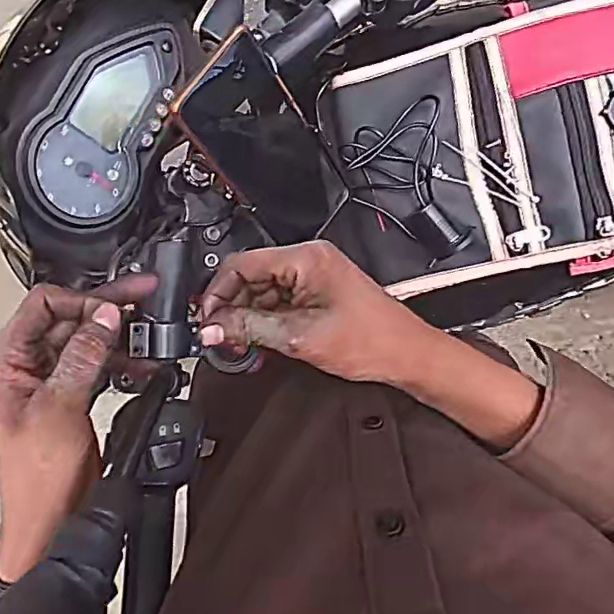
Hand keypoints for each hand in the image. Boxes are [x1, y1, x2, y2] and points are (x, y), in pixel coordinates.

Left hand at [0, 275, 157, 579]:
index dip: (81, 302)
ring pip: (89, 341)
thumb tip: (103, 317)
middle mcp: (28, 368)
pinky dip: (124, 361)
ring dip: (120, 335)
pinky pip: (100, 365)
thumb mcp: (59, 410)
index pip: (42, 307)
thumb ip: (82, 358)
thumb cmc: (36, 479)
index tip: (113, 309)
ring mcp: (53, 382)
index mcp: (8, 363)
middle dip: (107, 308)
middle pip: (69, 319)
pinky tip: (145, 364)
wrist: (51, 523)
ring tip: (150, 330)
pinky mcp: (75, 397)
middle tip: (143, 294)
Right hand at [197, 241, 543, 449]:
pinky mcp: (316, 291)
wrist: (407, 355)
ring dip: (245, 316)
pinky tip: (258, 340)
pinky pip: (277, 300)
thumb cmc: (371, 340)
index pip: (241, 264)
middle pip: (248, 276)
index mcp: (306, 258)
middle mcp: (308, 259)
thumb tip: (213, 327)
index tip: (206, 318)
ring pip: (260, 290)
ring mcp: (312, 274)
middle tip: (218, 335)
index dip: (217, 293)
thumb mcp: (299, 336)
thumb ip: (249, 328)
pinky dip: (263, 320)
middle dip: (230, 307)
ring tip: (239, 343)